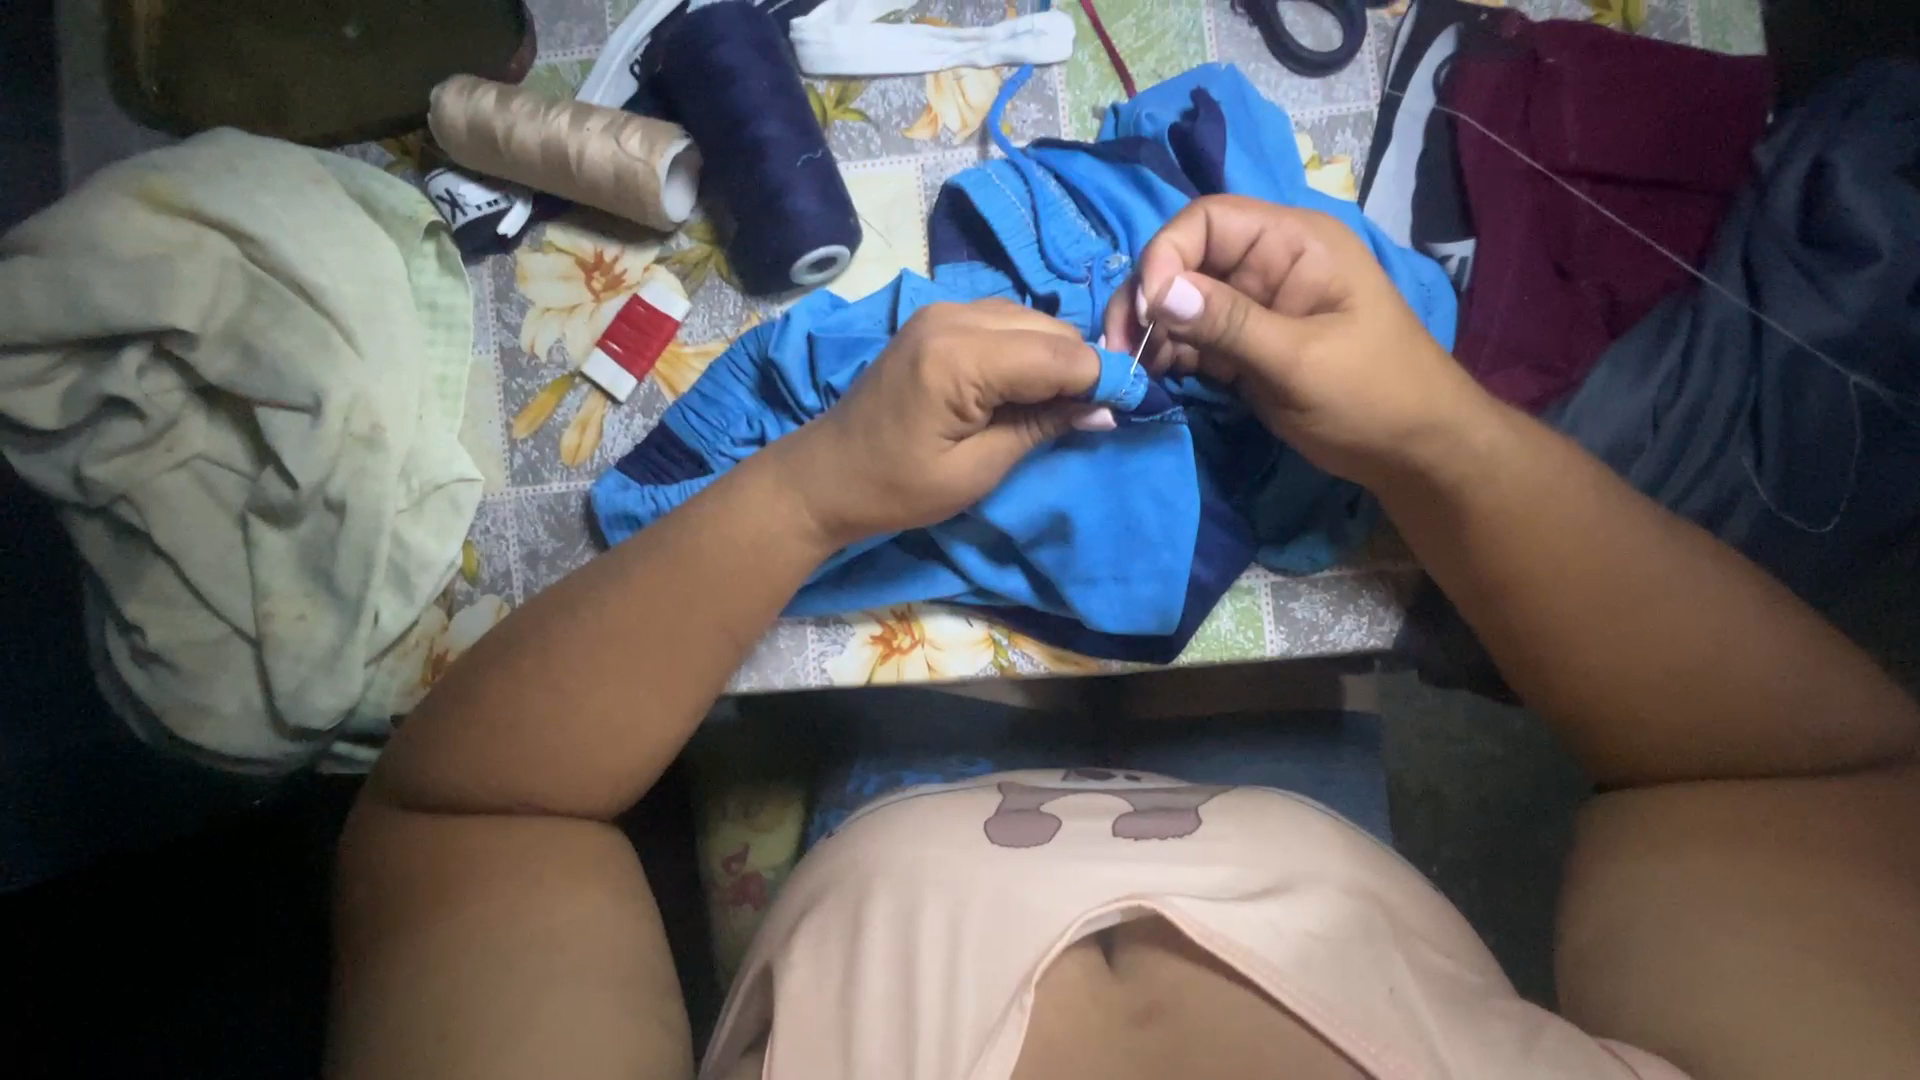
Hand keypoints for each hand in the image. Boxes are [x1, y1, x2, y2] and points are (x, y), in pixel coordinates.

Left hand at [774, 299, 1106, 544]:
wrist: (825, 476)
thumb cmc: (896, 488)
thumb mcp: (977, 471)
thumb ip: (1041, 427)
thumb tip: (1104, 408)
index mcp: (960, 357)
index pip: (1060, 354)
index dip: (1103, 379)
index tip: (1132, 408)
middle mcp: (953, 316)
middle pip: (1050, 328)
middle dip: (1080, 367)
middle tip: (1095, 414)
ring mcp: (940, 311)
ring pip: (1030, 320)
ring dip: (1054, 357)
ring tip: (1061, 405)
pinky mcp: (935, 321)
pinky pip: (1003, 323)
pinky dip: (1026, 350)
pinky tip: (1026, 386)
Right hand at [1102, 195, 1495, 487]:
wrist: (1410, 451)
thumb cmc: (1374, 395)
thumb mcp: (1300, 359)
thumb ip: (1230, 323)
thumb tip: (1157, 293)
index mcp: (1292, 244)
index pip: (1208, 221)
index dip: (1166, 256)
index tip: (1146, 311)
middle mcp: (1265, 266)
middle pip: (1183, 262)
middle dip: (1145, 300)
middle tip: (1120, 349)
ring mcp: (1251, 309)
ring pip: (1178, 304)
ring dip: (1149, 333)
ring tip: (1131, 371)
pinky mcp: (1240, 348)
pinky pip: (1190, 340)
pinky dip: (1166, 357)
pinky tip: (1151, 379)